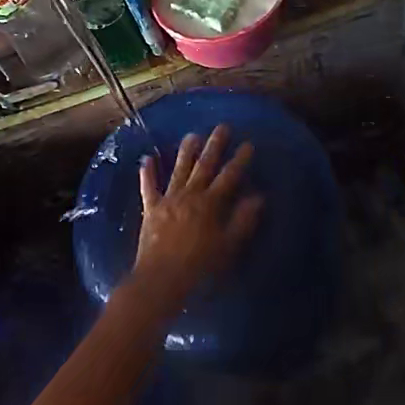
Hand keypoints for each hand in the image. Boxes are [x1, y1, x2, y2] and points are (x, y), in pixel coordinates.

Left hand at [130, 125, 262, 311]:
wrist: (162, 277)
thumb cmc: (200, 265)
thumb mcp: (228, 245)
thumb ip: (242, 220)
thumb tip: (258, 198)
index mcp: (210, 204)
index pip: (229, 176)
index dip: (239, 160)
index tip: (248, 144)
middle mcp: (190, 195)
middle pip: (204, 166)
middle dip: (215, 145)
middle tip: (222, 127)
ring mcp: (168, 199)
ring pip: (179, 170)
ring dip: (186, 152)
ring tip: (192, 134)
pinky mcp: (151, 209)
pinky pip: (148, 187)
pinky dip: (147, 172)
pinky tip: (146, 158)